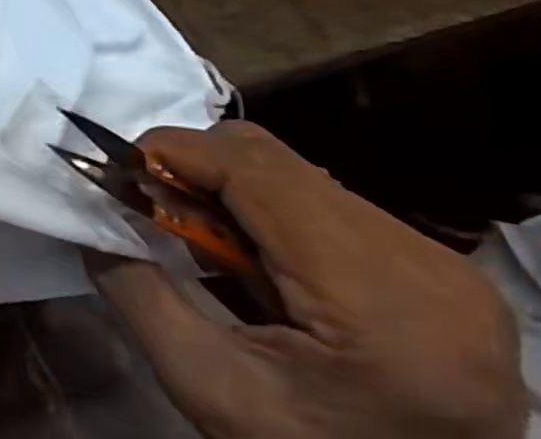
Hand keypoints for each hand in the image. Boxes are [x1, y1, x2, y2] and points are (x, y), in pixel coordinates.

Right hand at [89, 121, 527, 438]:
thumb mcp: (209, 389)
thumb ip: (140, 293)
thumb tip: (95, 213)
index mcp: (380, 298)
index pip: (257, 171)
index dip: (175, 150)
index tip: (117, 167)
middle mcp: (427, 262)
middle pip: (276, 161)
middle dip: (195, 169)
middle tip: (152, 210)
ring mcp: (445, 263)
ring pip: (297, 173)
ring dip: (230, 190)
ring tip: (207, 247)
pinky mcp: (440, 268)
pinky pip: (326, 201)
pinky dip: (268, 212)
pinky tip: (255, 262)